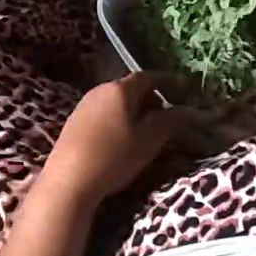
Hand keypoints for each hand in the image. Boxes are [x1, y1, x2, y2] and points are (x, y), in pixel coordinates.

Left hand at [38, 73, 184, 202]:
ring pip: (115, 102)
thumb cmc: (114, 155)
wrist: (69, 179)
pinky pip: (102, 113)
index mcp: (120, 89)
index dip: (167, 83)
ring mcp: (83, 105)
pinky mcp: (74, 122)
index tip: (181, 92)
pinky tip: (119, 140)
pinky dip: (116, 120)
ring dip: (132, 111)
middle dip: (150, 99)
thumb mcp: (149, 140)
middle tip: (165, 117)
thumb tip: (186, 110)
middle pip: (130, 88)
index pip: (148, 77)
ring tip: (144, 132)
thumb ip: (170, 120)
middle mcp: (99, 90)